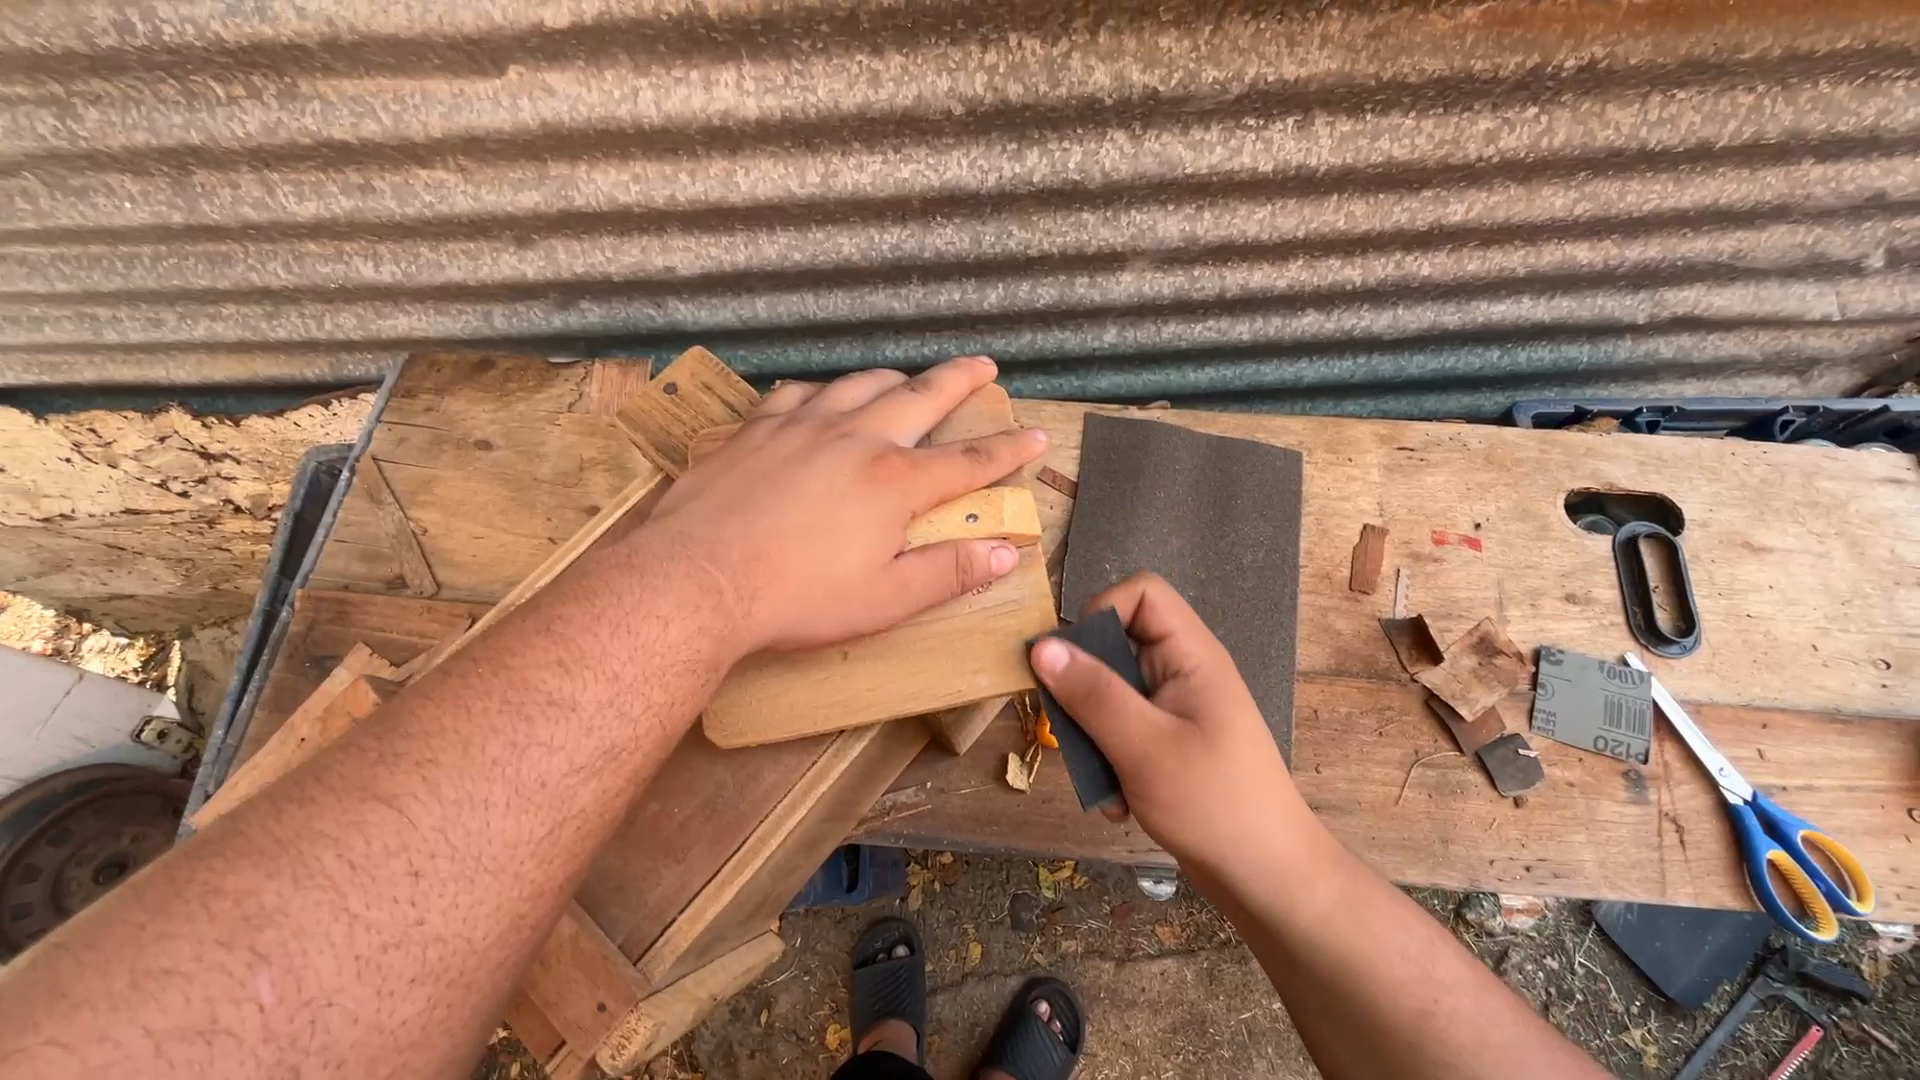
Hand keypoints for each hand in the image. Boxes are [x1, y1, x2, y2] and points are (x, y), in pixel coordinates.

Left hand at [644, 356, 1048, 654]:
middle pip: (920, 397)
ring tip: (909, 377)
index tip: (1035, 435)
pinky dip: (822, 391)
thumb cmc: (797, 599)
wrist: (697, 579)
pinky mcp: (756, 430)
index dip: (1007, 449)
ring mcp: (802, 427)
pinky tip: (821, 398)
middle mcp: (855, 440)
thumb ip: (949, 572)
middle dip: (959, 380)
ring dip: (894, 377)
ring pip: (860, 384)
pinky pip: (798, 394)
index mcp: (894, 483)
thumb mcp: (886, 600)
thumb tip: (1006, 553)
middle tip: (983, 365)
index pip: (968, 461)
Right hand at [1028, 573, 1304, 881]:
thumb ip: (1092, 695)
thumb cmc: (1214, 804)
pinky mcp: (1168, 745)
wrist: (1267, 879)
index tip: (1070, 658)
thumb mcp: (1144, 747)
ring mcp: (1176, 711)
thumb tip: (1042, 647)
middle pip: (1116, 646)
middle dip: (1086, 690)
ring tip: (1101, 780)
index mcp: (1191, 656)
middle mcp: (1182, 673)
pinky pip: (1122, 732)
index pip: (1143, 594)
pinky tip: (1119, 802)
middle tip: (1071, 729)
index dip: (1102, 610)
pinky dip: (1111, 762)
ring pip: (1111, 695)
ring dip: (1095, 736)